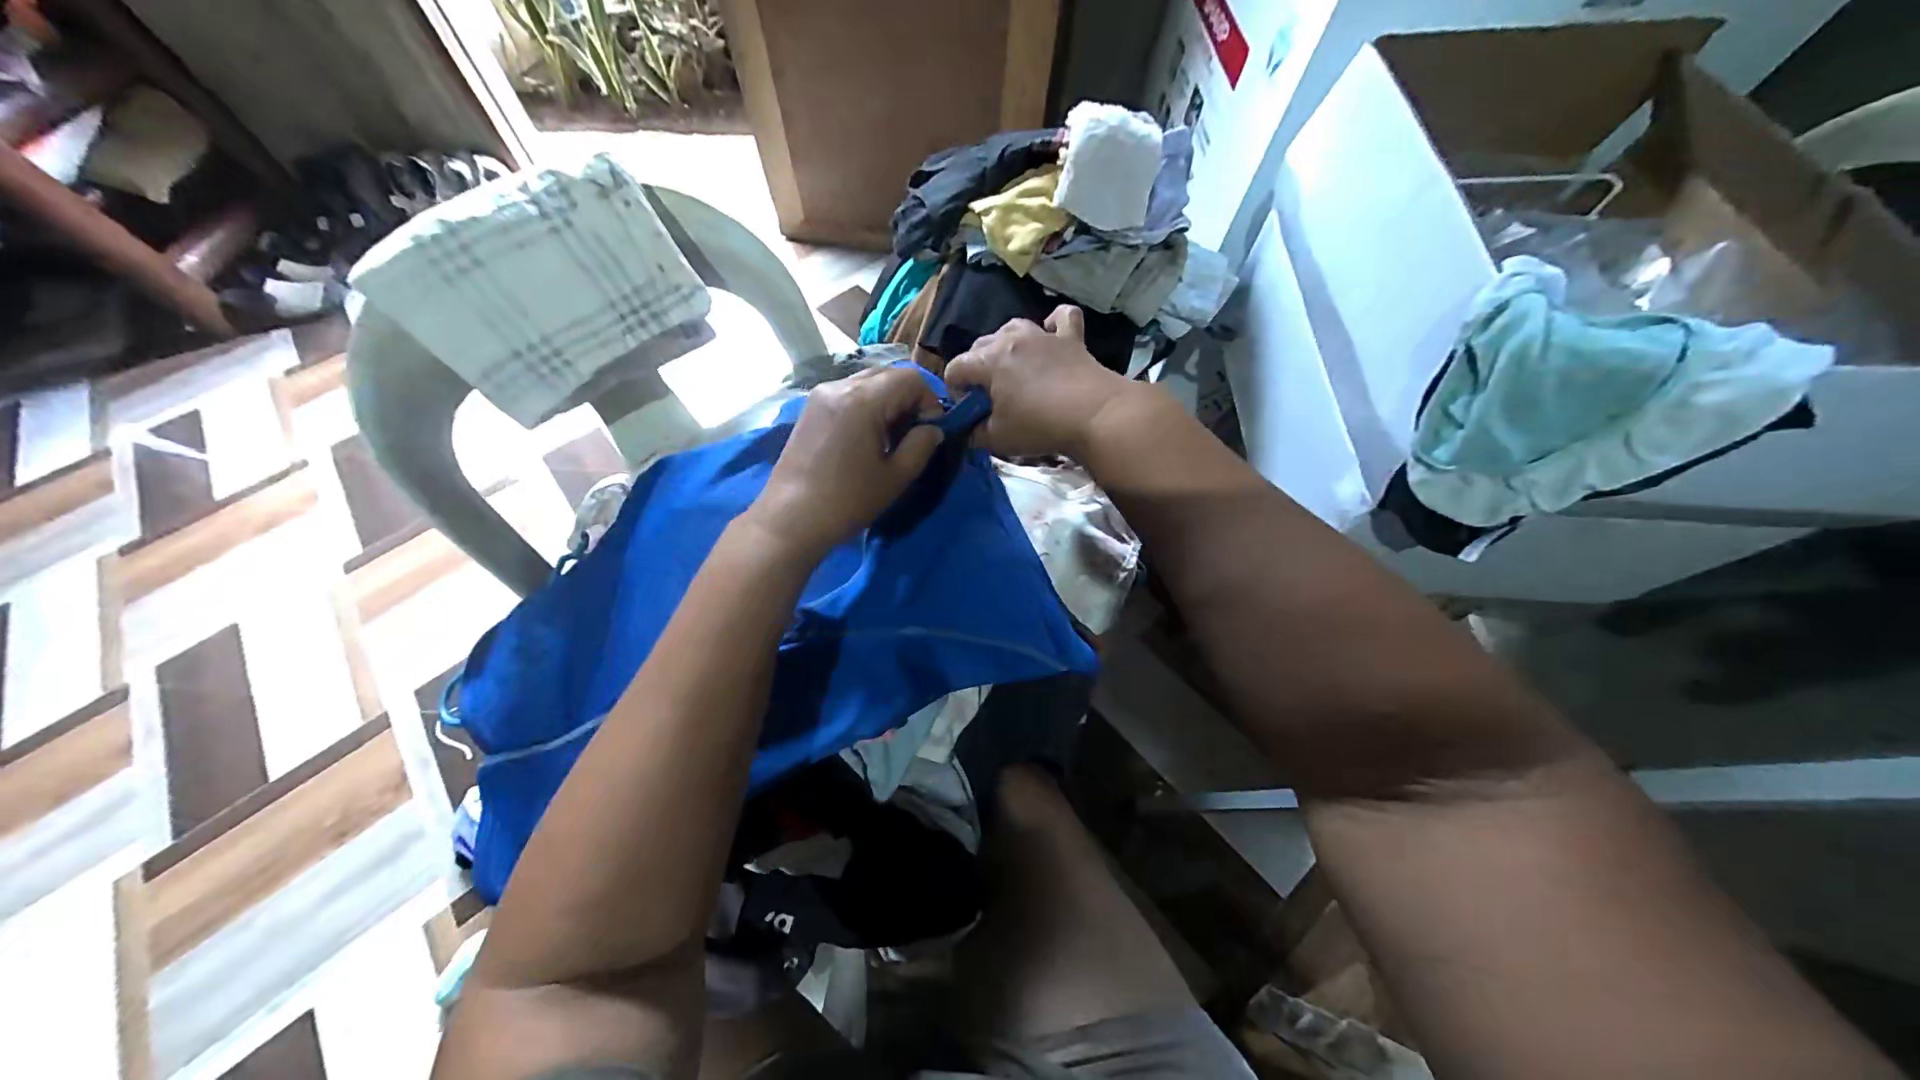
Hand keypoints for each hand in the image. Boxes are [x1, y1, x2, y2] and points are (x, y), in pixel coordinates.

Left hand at [747, 366, 945, 558]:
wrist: (790, 520)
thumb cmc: (847, 501)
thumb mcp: (895, 477)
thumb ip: (921, 445)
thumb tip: (932, 429)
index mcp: (862, 400)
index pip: (910, 378)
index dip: (929, 401)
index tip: (931, 432)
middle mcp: (839, 386)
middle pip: (888, 375)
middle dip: (908, 399)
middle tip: (912, 435)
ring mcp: (820, 395)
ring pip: (867, 382)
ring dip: (887, 402)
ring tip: (889, 439)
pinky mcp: (810, 409)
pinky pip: (848, 394)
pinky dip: (866, 407)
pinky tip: (866, 439)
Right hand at [944, 305, 1135, 459]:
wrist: (1095, 414)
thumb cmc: (1040, 426)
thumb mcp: (998, 439)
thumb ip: (975, 433)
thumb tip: (967, 431)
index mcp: (989, 361)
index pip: (955, 368)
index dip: (955, 390)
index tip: (969, 410)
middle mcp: (1012, 339)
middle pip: (980, 345)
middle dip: (976, 368)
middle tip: (988, 396)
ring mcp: (1043, 335)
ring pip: (1013, 326)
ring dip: (1005, 344)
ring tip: (1011, 368)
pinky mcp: (1071, 338)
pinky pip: (1061, 318)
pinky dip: (1053, 323)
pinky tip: (1050, 334)